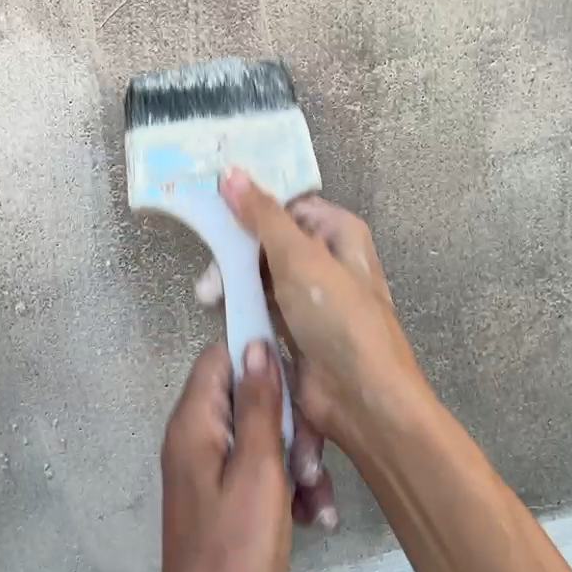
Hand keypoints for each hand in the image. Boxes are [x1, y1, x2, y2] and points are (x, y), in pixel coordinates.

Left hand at [160, 341, 292, 571]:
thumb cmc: (236, 550)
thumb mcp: (257, 471)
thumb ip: (259, 405)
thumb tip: (255, 344)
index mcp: (194, 423)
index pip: (221, 358)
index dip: (258, 359)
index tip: (297, 379)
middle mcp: (198, 439)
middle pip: (249, 398)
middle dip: (289, 423)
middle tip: (311, 459)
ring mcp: (213, 472)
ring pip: (265, 437)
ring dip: (298, 461)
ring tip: (316, 496)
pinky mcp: (229, 501)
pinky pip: (264, 473)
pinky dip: (291, 489)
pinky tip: (314, 516)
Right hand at [216, 171, 427, 473]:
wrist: (362, 399)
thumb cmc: (338, 318)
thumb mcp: (298, 258)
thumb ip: (262, 215)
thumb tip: (230, 173)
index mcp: (338, 231)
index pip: (286, 204)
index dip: (250, 206)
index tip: (212, 210)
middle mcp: (325, 258)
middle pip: (268, 238)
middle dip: (236, 251)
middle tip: (211, 270)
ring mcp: (309, 295)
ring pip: (260, 272)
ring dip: (233, 280)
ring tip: (209, 297)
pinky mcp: (294, 327)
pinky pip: (261, 303)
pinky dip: (241, 304)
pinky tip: (222, 311)